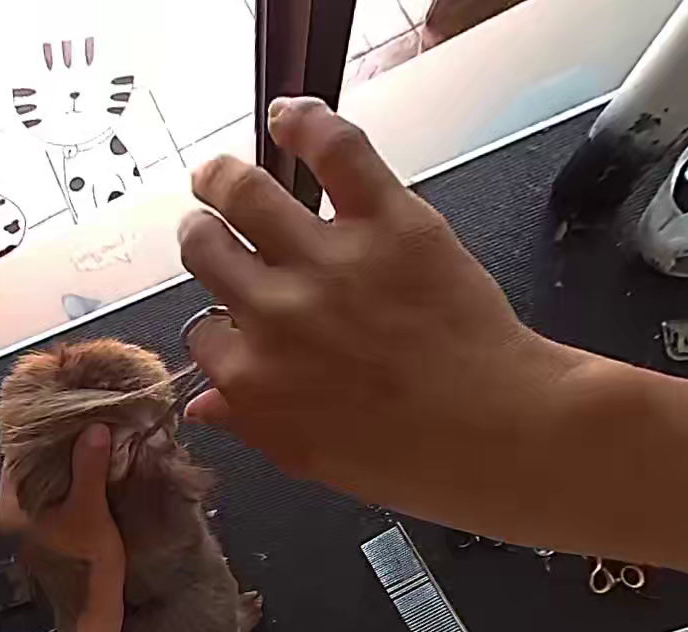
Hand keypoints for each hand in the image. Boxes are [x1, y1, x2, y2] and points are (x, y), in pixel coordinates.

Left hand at [0, 424, 124, 631]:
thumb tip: (93, 426)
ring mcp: (30, 519)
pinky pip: (57, 489)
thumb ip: (88, 468)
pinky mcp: (48, 526)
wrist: (93, 615)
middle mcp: (14, 508)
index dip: (40, 424)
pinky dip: (73, 473)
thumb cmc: (87, 567)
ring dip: (67, 455)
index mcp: (11, 504)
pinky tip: (96, 460)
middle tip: (86, 411)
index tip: (67, 402)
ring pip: (46, 474)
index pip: (17, 450)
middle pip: (30, 460)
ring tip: (94, 429)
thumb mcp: (90, 513)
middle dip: (57, 438)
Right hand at [176, 98, 615, 523]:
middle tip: (203, 233)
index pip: (201, 336)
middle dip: (197, 240)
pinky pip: (335, 152)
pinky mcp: (387, 221)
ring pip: (247, 194)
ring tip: (215, 176)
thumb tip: (200, 405)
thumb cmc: (396, 458)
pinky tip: (286, 117)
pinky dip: (306, 122)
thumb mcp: (302, 456)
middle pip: (205, 253)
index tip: (230, 329)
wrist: (490, 431)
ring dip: (220, 180)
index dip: (213, 331)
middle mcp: (272, 313)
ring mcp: (327, 261)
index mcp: (250, 376)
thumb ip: (246, 424)